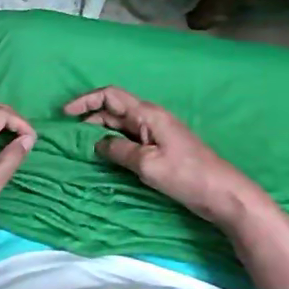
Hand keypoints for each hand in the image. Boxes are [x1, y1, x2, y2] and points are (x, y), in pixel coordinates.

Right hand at [64, 86, 263, 228]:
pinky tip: (104, 158)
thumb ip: (119, 150)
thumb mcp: (148, 163)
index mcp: (148, 114)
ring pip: (121, 126)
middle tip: (68, 135)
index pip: (111, 95)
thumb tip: (98, 143)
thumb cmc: (187, 175)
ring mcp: (156, 134)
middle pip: (114, 110)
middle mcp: (150, 118)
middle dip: (89, 117)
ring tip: (79, 147)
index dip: (86, 100)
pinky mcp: (160, 150)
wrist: (222, 193)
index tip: (65, 113)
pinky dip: (114, 145)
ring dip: (100, 132)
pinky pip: (130, 141)